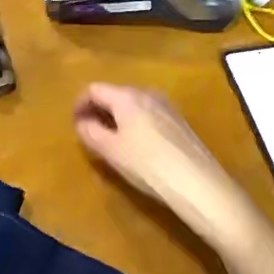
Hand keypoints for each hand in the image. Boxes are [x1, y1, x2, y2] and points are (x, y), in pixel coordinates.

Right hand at [73, 83, 267, 250]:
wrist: (198, 184)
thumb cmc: (147, 165)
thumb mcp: (110, 151)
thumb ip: (91, 132)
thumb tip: (82, 122)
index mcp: (127, 97)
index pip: (94, 89)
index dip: (79, 104)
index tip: (74, 124)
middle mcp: (148, 93)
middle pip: (115, 94)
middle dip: (99, 110)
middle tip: (90, 132)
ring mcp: (168, 106)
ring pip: (134, 104)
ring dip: (118, 117)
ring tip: (113, 141)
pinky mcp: (181, 122)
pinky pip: (150, 114)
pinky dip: (136, 124)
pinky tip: (138, 147)